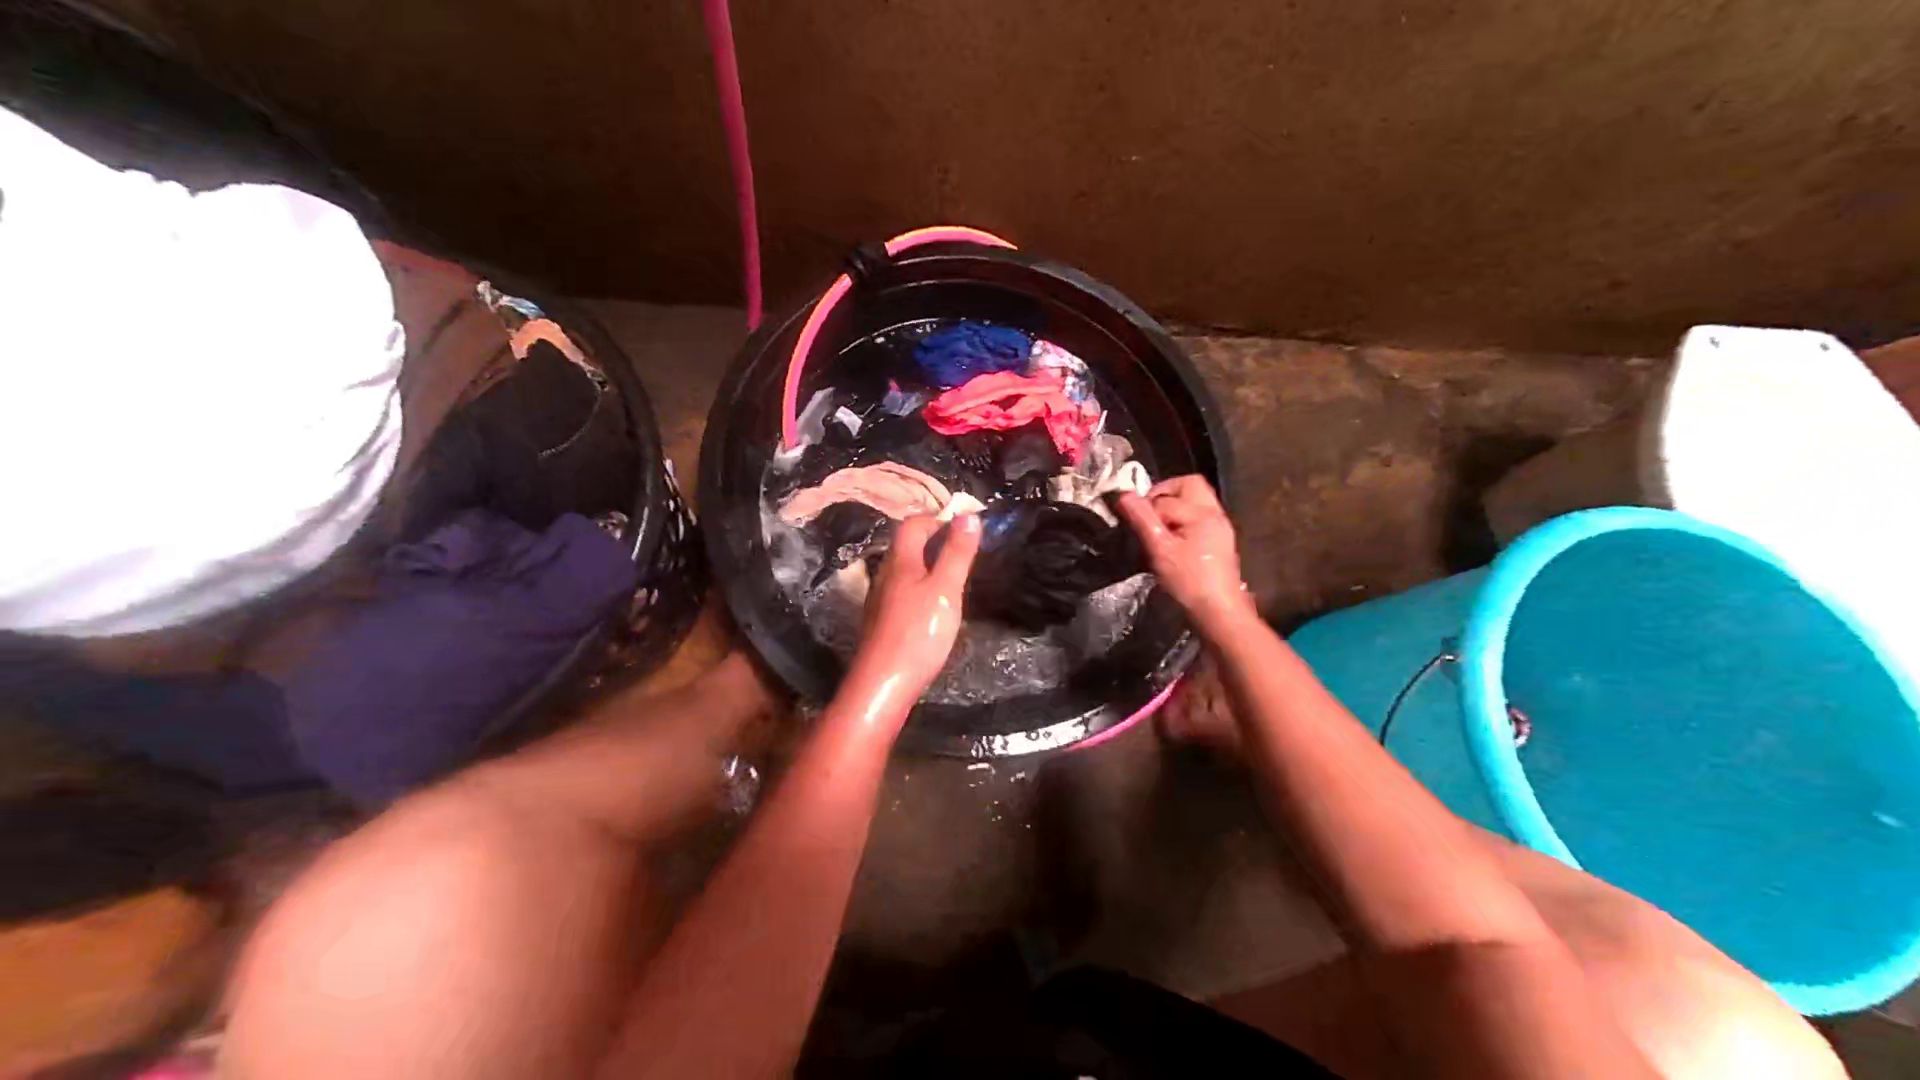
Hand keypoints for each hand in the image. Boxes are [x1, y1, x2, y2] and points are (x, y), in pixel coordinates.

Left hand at [843, 513, 981, 719]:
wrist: (883, 684)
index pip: (913, 524)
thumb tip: (968, 514)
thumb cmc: (918, 634)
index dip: (938, 519)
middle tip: (966, 549)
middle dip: (935, 540)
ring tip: (956, 575)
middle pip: (907, 545)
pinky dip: (922, 587)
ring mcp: (881, 599)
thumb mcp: (945, 589)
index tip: (965, 526)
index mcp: (900, 561)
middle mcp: (885, 575)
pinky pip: (903, 591)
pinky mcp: (882, 622)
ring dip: (929, 564)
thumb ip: (957, 553)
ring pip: (905, 570)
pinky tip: (936, 606)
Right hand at [1116, 476, 1253, 634]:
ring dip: (1174, 507)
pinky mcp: (1219, 540)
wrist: (1218, 612)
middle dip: (1164, 493)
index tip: (1132, 525)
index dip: (1146, 508)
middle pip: (1189, 485)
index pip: (1166, 499)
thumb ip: (1143, 520)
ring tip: (1157, 529)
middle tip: (1148, 514)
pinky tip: (1172, 540)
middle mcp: (1215, 514)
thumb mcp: (1160, 550)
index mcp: (1202, 513)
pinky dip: (1183, 520)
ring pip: (1195, 500)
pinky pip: (1199, 516)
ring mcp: (1219, 527)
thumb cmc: (1188, 581)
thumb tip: (1124, 495)